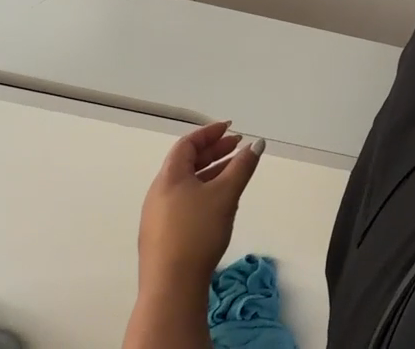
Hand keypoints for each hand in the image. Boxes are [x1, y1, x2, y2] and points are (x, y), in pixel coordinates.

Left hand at [137, 121, 262, 289]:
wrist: (171, 285)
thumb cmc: (197, 231)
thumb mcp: (226, 194)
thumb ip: (243, 166)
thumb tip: (257, 143)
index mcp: (169, 178)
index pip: (187, 144)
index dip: (210, 133)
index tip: (231, 128)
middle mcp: (159, 193)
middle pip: (186, 162)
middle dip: (213, 151)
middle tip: (237, 146)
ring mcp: (158, 215)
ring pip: (187, 183)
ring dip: (211, 172)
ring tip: (234, 172)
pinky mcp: (162, 234)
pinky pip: (185, 200)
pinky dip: (204, 191)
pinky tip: (220, 202)